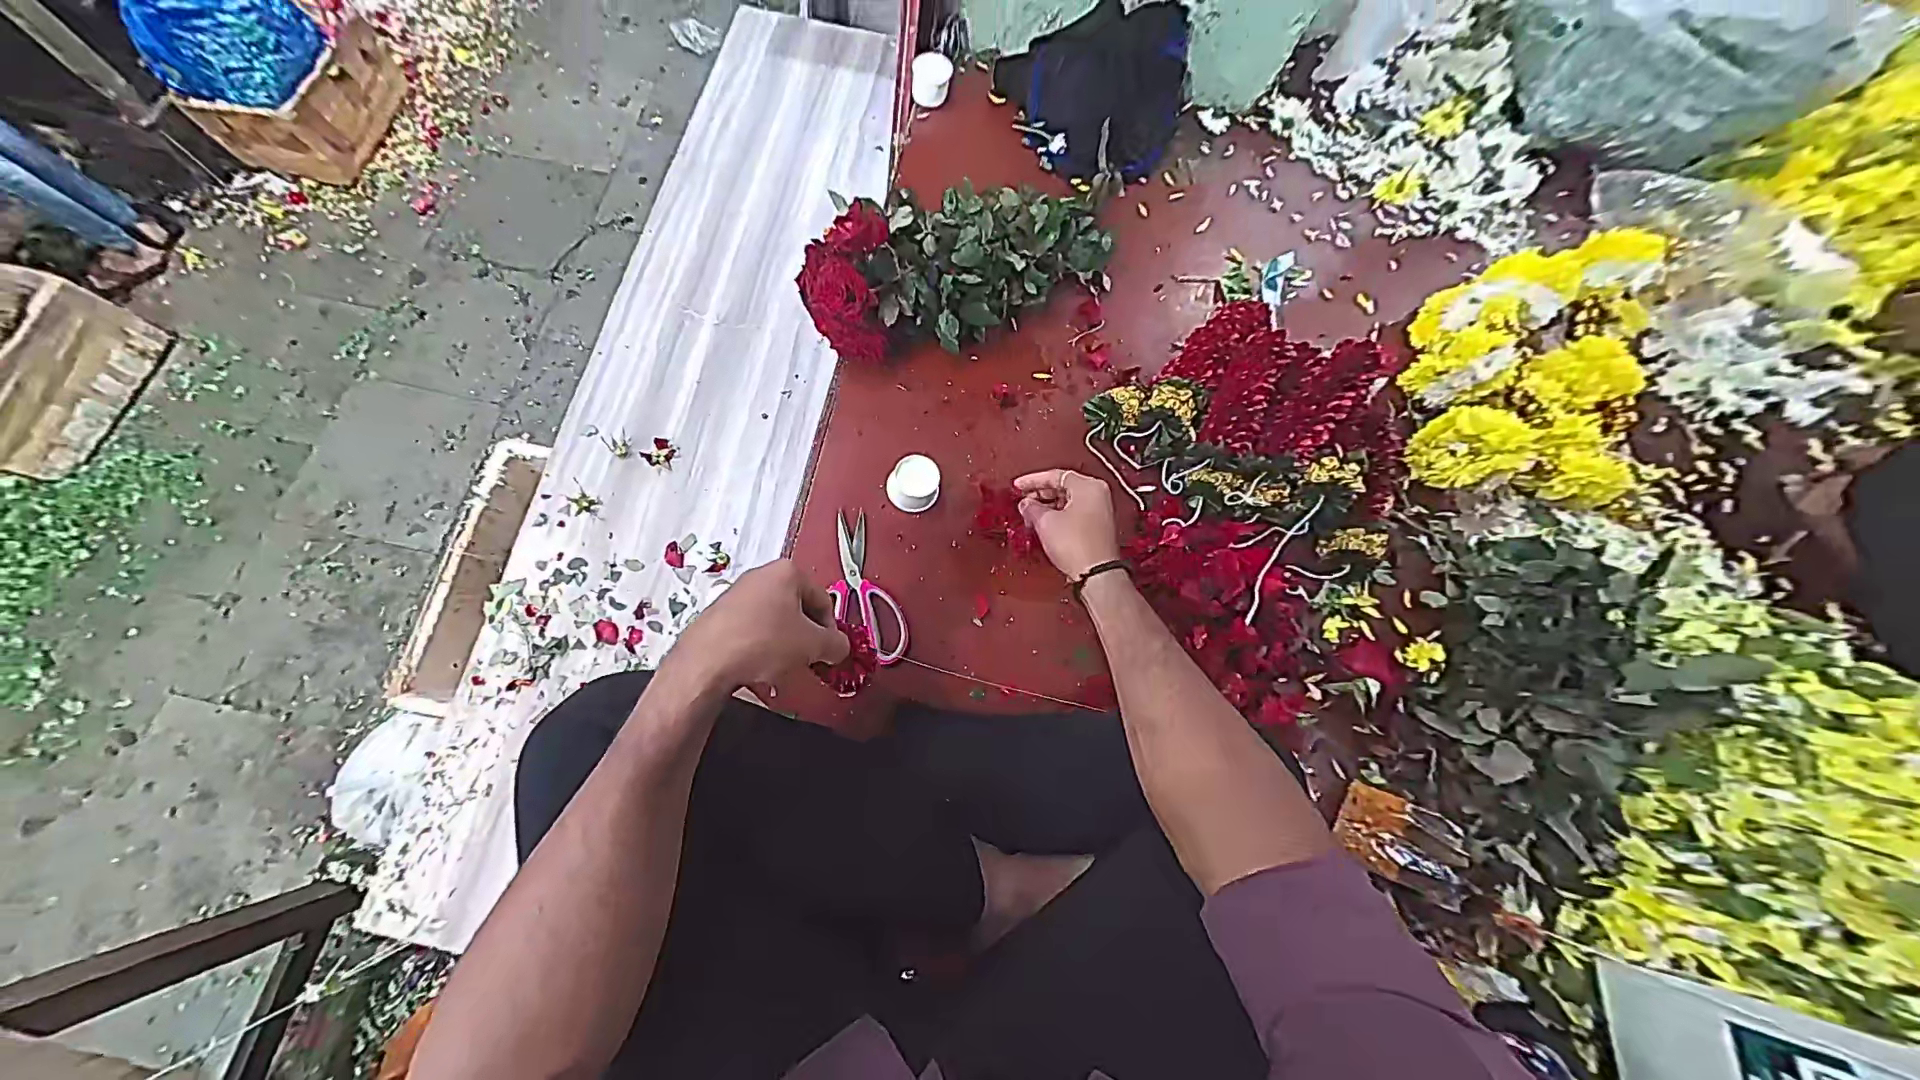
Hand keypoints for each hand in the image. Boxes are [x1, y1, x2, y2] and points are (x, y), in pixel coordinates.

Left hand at [658, 560, 848, 692]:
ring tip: (780, 666)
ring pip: (775, 621)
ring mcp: (738, 594)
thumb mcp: (813, 646)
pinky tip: (758, 667)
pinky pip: (752, 630)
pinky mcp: (720, 615)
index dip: (831, 630)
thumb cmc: (761, 642)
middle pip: (798, 610)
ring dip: (784, 644)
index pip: (823, 601)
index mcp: (787, 571)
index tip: (828, 650)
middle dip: (805, 637)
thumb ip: (836, 644)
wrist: (706, 663)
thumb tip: (838, 647)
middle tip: (807, 659)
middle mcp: (761, 576)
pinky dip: (760, 647)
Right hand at [1014, 468, 1122, 580]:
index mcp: (1089, 486)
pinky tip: (1045, 524)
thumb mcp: (1045, 522)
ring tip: (1030, 514)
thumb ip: (1031, 507)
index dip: (1033, 480)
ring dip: (1048, 506)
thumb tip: (1026, 504)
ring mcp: (1100, 510)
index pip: (1056, 475)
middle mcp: (1098, 495)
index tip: (1019, 485)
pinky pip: (1074, 513)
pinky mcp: (1098, 526)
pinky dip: (1058, 515)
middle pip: (1063, 487)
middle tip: (1023, 500)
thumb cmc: (1078, 545)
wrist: (1095, 572)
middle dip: (1040, 494)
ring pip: (1068, 501)